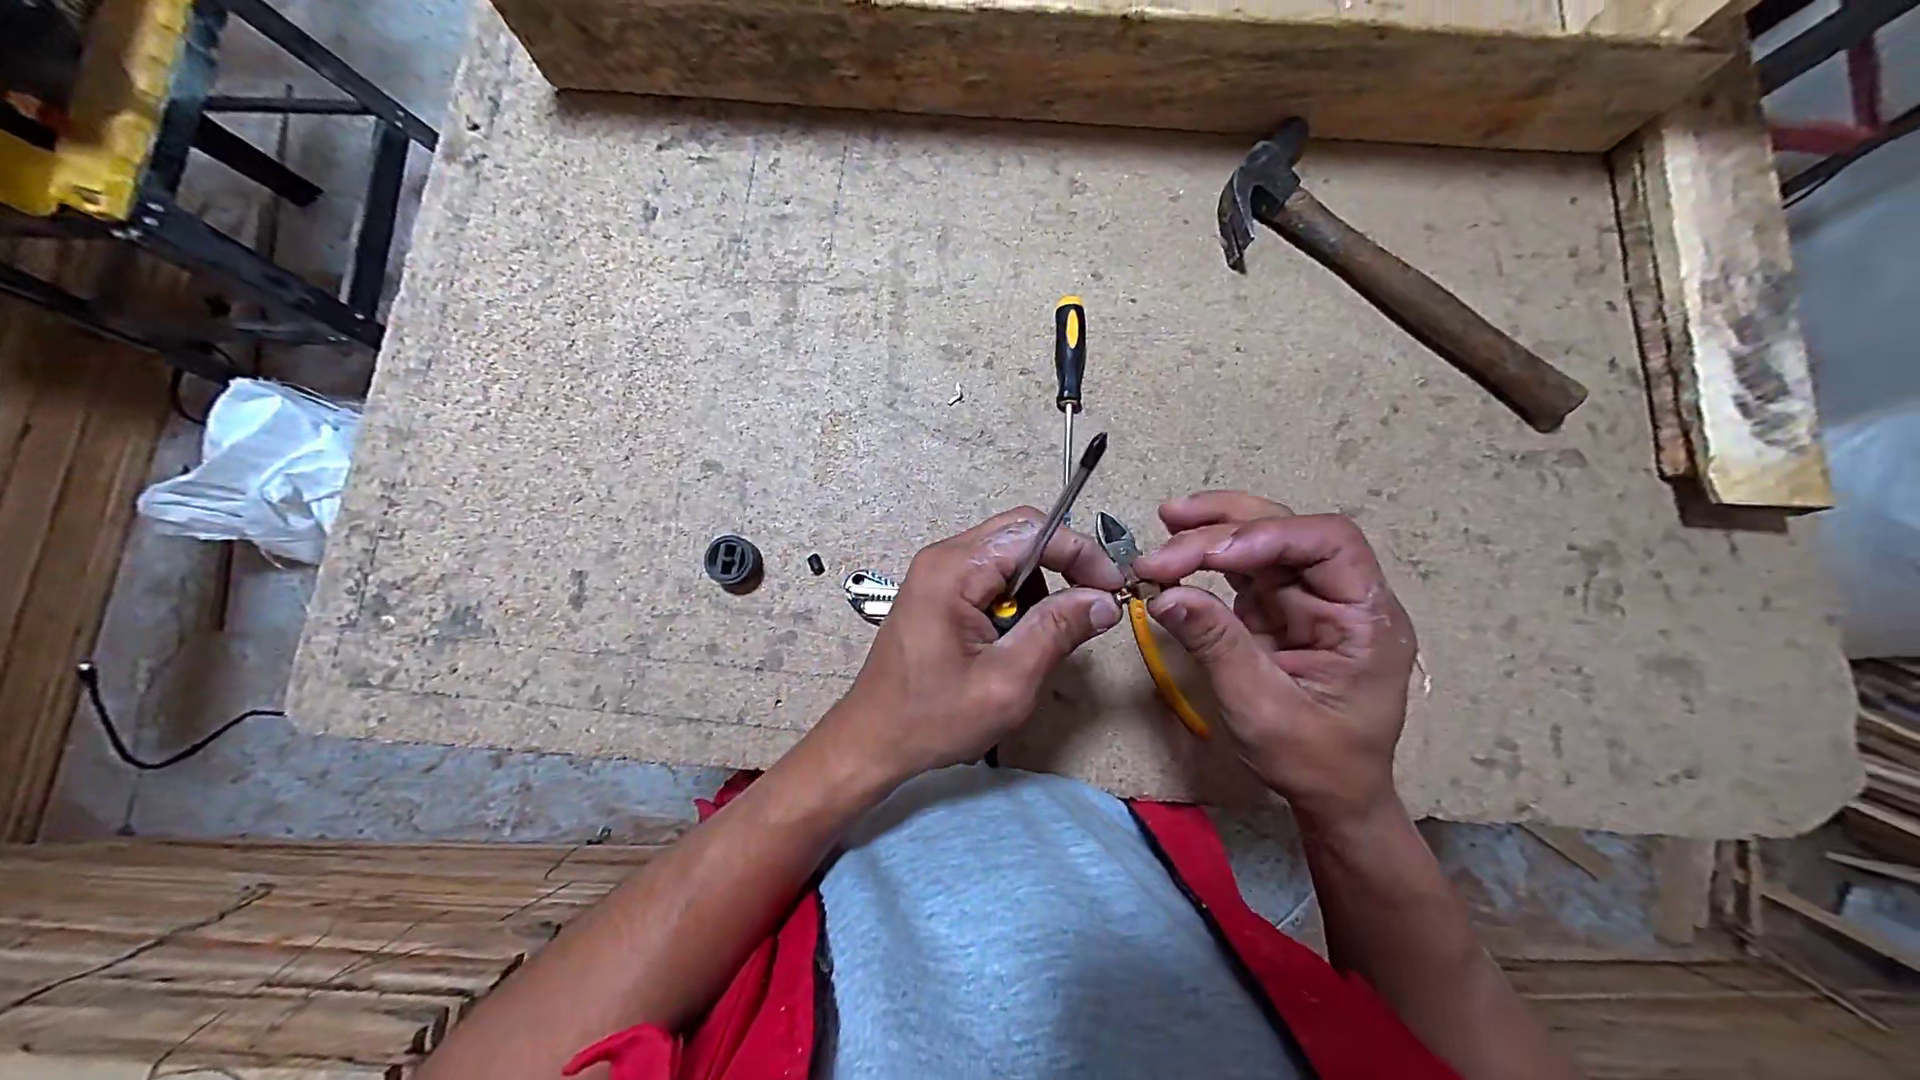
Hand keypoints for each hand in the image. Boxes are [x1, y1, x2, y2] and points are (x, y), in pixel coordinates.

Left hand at [819, 508, 1125, 784]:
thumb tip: (1103, 600)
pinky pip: (992, 576)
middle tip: (1092, 604)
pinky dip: (1019, 597)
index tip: (1112, 588)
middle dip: (1065, 563)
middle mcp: (943, 558)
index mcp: (954, 570)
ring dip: (1041, 584)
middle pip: (1021, 533)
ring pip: (1010, 554)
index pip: (1033, 531)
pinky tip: (1016, 637)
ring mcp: (938, 573)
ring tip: (1045, 633)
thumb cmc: (932, 719)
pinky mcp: (939, 592)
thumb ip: (1057, 632)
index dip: (1082, 552)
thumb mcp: (1006, 682)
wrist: (872, 740)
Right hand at [1130, 491, 1417, 823]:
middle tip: (1164, 543)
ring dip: (1213, 528)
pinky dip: (1208, 555)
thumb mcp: (1261, 707)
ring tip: (1168, 519)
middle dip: (1224, 528)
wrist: (1330, 795)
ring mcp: (1307, 598)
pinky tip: (1178, 548)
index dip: (1268, 535)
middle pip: (1288, 531)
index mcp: (1365, 616)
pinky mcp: (1278, 607)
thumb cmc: (1313, 760)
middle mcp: (1341, 595)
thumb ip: (1216, 644)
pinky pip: (1244, 568)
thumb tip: (1162, 595)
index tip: (1209, 557)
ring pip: (1262, 540)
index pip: (1328, 542)